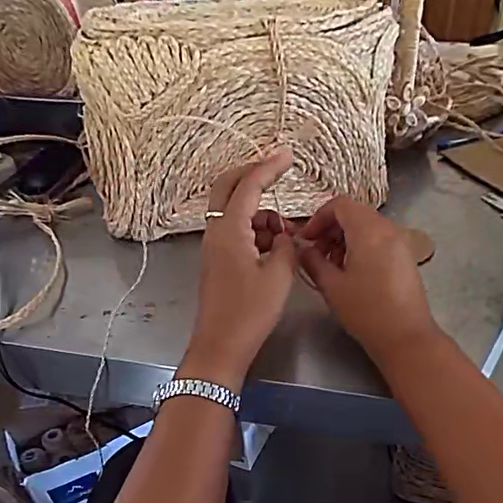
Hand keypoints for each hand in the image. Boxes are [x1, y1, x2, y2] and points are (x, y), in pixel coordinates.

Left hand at [184, 151, 300, 388]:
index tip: (287, 156)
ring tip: (286, 237)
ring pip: (235, 213)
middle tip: (278, 173)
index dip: (268, 167)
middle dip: (253, 176)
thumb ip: (286, 245)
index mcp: (229, 230)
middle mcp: (216, 233)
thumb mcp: (279, 275)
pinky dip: (256, 232)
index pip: (248, 185)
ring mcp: (214, 248)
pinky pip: (236, 233)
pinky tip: (276, 252)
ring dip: (260, 213)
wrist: (221, 346)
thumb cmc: (250, 312)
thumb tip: (284, 235)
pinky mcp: (218, 262)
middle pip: (228, 188)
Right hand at [297, 197, 442, 363]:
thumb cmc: (366, 311)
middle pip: (354, 214)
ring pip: (367, 227)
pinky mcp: (406, 258)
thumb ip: (313, 261)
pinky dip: (361, 247)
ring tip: (332, 267)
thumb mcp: (332, 286)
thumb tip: (303, 249)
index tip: (306, 239)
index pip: (340, 205)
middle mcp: (388, 230)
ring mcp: (400, 243)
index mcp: (369, 230)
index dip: (318, 218)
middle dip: (331, 229)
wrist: (406, 337)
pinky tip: (352, 273)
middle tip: (315, 254)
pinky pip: (379, 241)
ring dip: (345, 239)